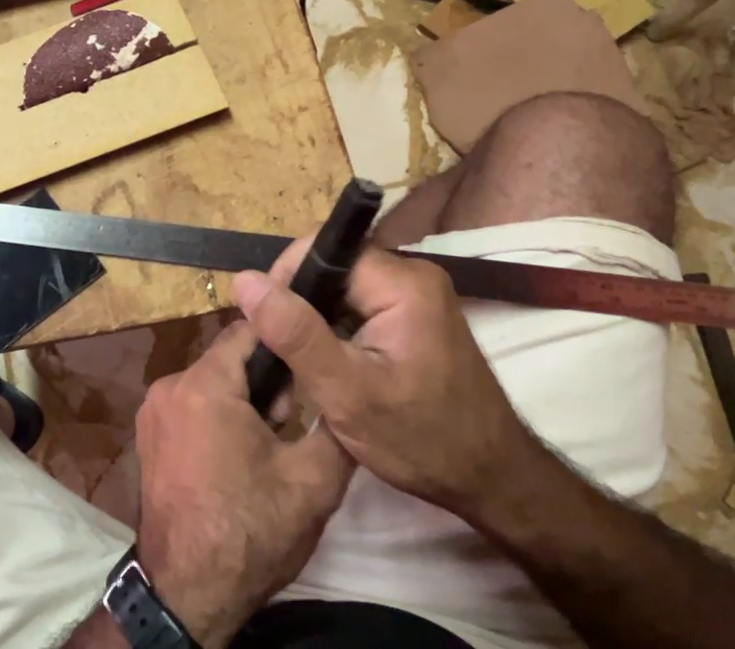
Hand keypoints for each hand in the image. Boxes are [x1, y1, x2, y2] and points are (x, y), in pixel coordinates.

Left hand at [132, 321, 352, 648]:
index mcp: (203, 385)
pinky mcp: (147, 436)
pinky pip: (190, 407)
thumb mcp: (313, 481)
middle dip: (266, 380)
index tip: (315, 356)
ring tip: (270, 444)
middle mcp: (168, 386)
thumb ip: (334, 423)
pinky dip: (216, 418)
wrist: (189, 592)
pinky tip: (238, 457)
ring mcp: (151, 412)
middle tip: (294, 421)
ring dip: (242, 401)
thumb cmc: (252, 531)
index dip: (287, 339)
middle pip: (228, 360)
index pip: (250, 330)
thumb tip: (346, 390)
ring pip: (210, 384)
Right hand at [232, 242, 544, 520]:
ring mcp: (418, 298)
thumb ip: (295, 333)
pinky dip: (336, 333)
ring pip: (343, 292)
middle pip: (333, 270)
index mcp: (403, 283)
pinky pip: (360, 309)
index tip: (265, 324)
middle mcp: (414, 277)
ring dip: (315, 322)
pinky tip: (328, 368)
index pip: (324, 253)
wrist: (490, 482)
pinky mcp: (416, 319)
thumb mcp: (346, 391)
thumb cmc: (420, 440)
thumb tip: (245, 280)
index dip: (286, 280)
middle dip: (298, 305)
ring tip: (299, 364)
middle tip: (279, 353)